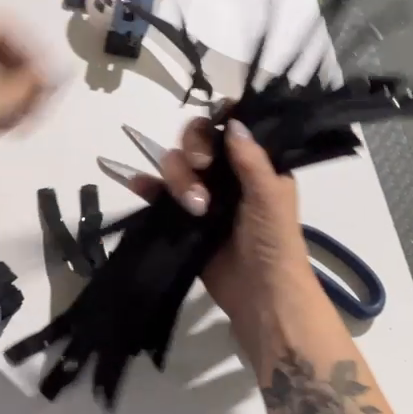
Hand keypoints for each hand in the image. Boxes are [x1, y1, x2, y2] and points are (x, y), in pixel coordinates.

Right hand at [151, 116, 319, 366]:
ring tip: (194, 208)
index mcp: (254, 165)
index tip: (213, 130)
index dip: (217, 122)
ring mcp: (202, 196)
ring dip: (178, 179)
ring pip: (176, 167)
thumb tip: (232, 120)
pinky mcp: (181, 218)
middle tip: (202, 167)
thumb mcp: (270, 197)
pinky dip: (146, 186)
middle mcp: (226, 175)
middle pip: (196, 142)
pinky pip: (158, 194)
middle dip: (194, 153)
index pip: (230, 128)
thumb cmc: (275, 242)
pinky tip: (137, 184)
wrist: (259, 293)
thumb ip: (251, 160)